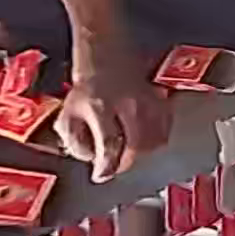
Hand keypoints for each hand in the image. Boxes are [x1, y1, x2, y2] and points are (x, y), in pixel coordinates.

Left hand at [56, 41, 170, 182]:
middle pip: (137, 145)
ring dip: (143, 153)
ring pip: (155, 140)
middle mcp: (129, 106)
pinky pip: (166, 130)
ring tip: (130, 155)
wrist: (108, 60)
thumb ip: (75, 139)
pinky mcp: (163, 103)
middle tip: (116, 167)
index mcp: (101, 108)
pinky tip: (147, 142)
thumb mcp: (68, 113)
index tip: (100, 176)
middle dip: (125, 162)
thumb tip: (91, 158)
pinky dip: (157, 141)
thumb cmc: (87, 88)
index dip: (105, 165)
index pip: (108, 144)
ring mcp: (150, 104)